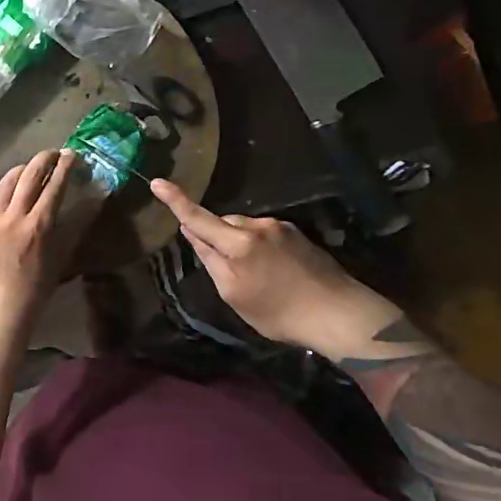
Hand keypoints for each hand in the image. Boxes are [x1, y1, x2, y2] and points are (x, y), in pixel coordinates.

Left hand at [0, 149, 89, 328]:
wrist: (4, 300)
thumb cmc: (40, 282)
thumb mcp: (63, 252)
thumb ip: (75, 224)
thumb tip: (91, 200)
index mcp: (40, 224)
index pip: (54, 185)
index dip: (65, 167)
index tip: (72, 155)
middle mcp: (15, 216)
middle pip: (29, 176)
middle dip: (43, 160)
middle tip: (54, 153)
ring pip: (7, 182)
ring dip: (22, 169)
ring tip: (32, 166)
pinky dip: (6, 187)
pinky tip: (13, 186)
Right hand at [150, 178, 401, 359]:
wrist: (344, 317)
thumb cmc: (278, 311)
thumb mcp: (232, 291)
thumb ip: (209, 259)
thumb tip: (191, 232)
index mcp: (239, 242)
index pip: (197, 217)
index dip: (175, 200)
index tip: (157, 182)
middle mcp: (260, 227)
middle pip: (221, 223)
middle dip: (214, 237)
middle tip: (224, 272)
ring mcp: (283, 229)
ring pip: (243, 229)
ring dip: (237, 245)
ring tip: (253, 277)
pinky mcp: (299, 236)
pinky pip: (263, 235)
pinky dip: (256, 248)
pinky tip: (270, 272)